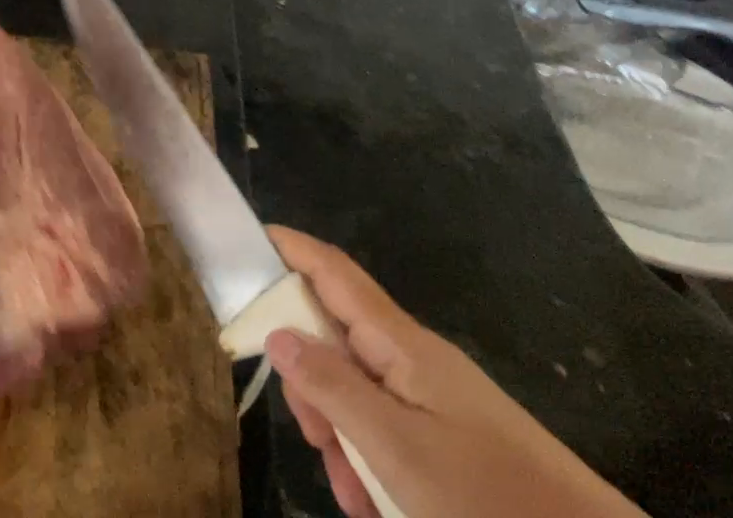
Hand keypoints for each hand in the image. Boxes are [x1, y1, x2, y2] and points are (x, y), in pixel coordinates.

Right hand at [264, 226, 645, 517]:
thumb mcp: (394, 446)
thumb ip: (330, 386)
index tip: (244, 241)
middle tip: (315, 438)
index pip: (332, 272)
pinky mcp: (444, 433)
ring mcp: (429, 397)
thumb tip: (277, 334)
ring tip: (355, 494)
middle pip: (332, 341)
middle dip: (309, 385)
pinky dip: (367, 460)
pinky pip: (382, 428)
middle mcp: (411, 359)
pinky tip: (374, 502)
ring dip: (339, 438)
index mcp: (401, 344)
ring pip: (352, 393)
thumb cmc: (487, 494)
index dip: (289, 249)